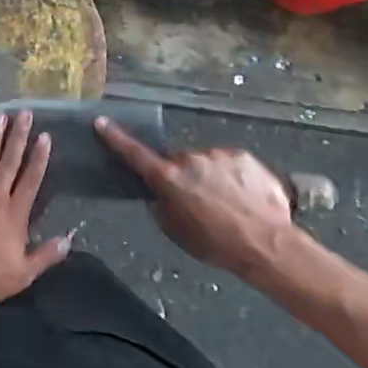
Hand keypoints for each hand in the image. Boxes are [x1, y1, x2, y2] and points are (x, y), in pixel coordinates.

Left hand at [0, 111, 72, 309]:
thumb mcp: (23, 273)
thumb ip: (46, 255)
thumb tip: (69, 240)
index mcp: (15, 213)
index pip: (31, 179)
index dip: (40, 157)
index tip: (45, 136)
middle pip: (10, 161)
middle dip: (19, 136)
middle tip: (25, 113)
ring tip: (1, 117)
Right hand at [95, 118, 301, 277]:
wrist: (266, 243)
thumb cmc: (217, 244)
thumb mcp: (178, 233)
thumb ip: (162, 207)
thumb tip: (158, 194)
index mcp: (170, 179)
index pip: (136, 154)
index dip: (116, 138)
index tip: (102, 122)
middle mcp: (191, 159)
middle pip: (180, 162)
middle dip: (185, 176)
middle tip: (199, 202)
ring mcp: (219, 154)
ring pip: (207, 162)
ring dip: (211, 177)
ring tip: (228, 205)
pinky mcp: (244, 156)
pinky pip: (231, 164)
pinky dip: (234, 178)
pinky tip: (245, 199)